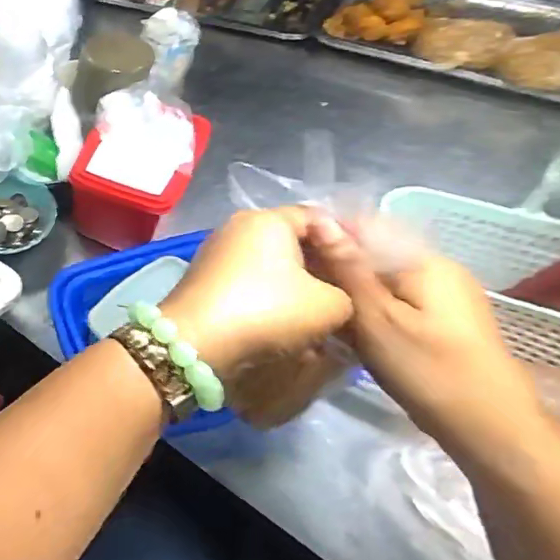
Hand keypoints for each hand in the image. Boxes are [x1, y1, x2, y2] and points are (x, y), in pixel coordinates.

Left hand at [158, 208, 353, 423]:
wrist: (197, 342)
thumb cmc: (267, 311)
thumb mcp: (329, 306)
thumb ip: (347, 293)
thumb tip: (336, 296)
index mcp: (268, 219)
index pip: (317, 218)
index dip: (345, 242)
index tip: (363, 272)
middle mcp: (238, 226)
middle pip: (291, 241)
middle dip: (320, 268)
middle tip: (345, 296)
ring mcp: (217, 252)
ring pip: (270, 264)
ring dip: (296, 287)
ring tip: (319, 316)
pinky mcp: (205, 278)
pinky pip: (249, 281)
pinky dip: (269, 297)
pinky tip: (285, 323)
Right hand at [304, 217, 549, 452]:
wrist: (493, 432)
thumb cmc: (429, 371)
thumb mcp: (376, 318)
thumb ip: (346, 268)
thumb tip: (319, 218)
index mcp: (424, 261)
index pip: (364, 226)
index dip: (325, 236)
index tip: (292, 255)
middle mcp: (438, 269)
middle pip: (374, 254)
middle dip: (337, 268)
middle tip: (302, 291)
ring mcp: (445, 297)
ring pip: (383, 281)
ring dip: (352, 293)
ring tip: (321, 313)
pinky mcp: (445, 322)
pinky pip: (397, 302)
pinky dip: (372, 311)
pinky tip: (352, 333)